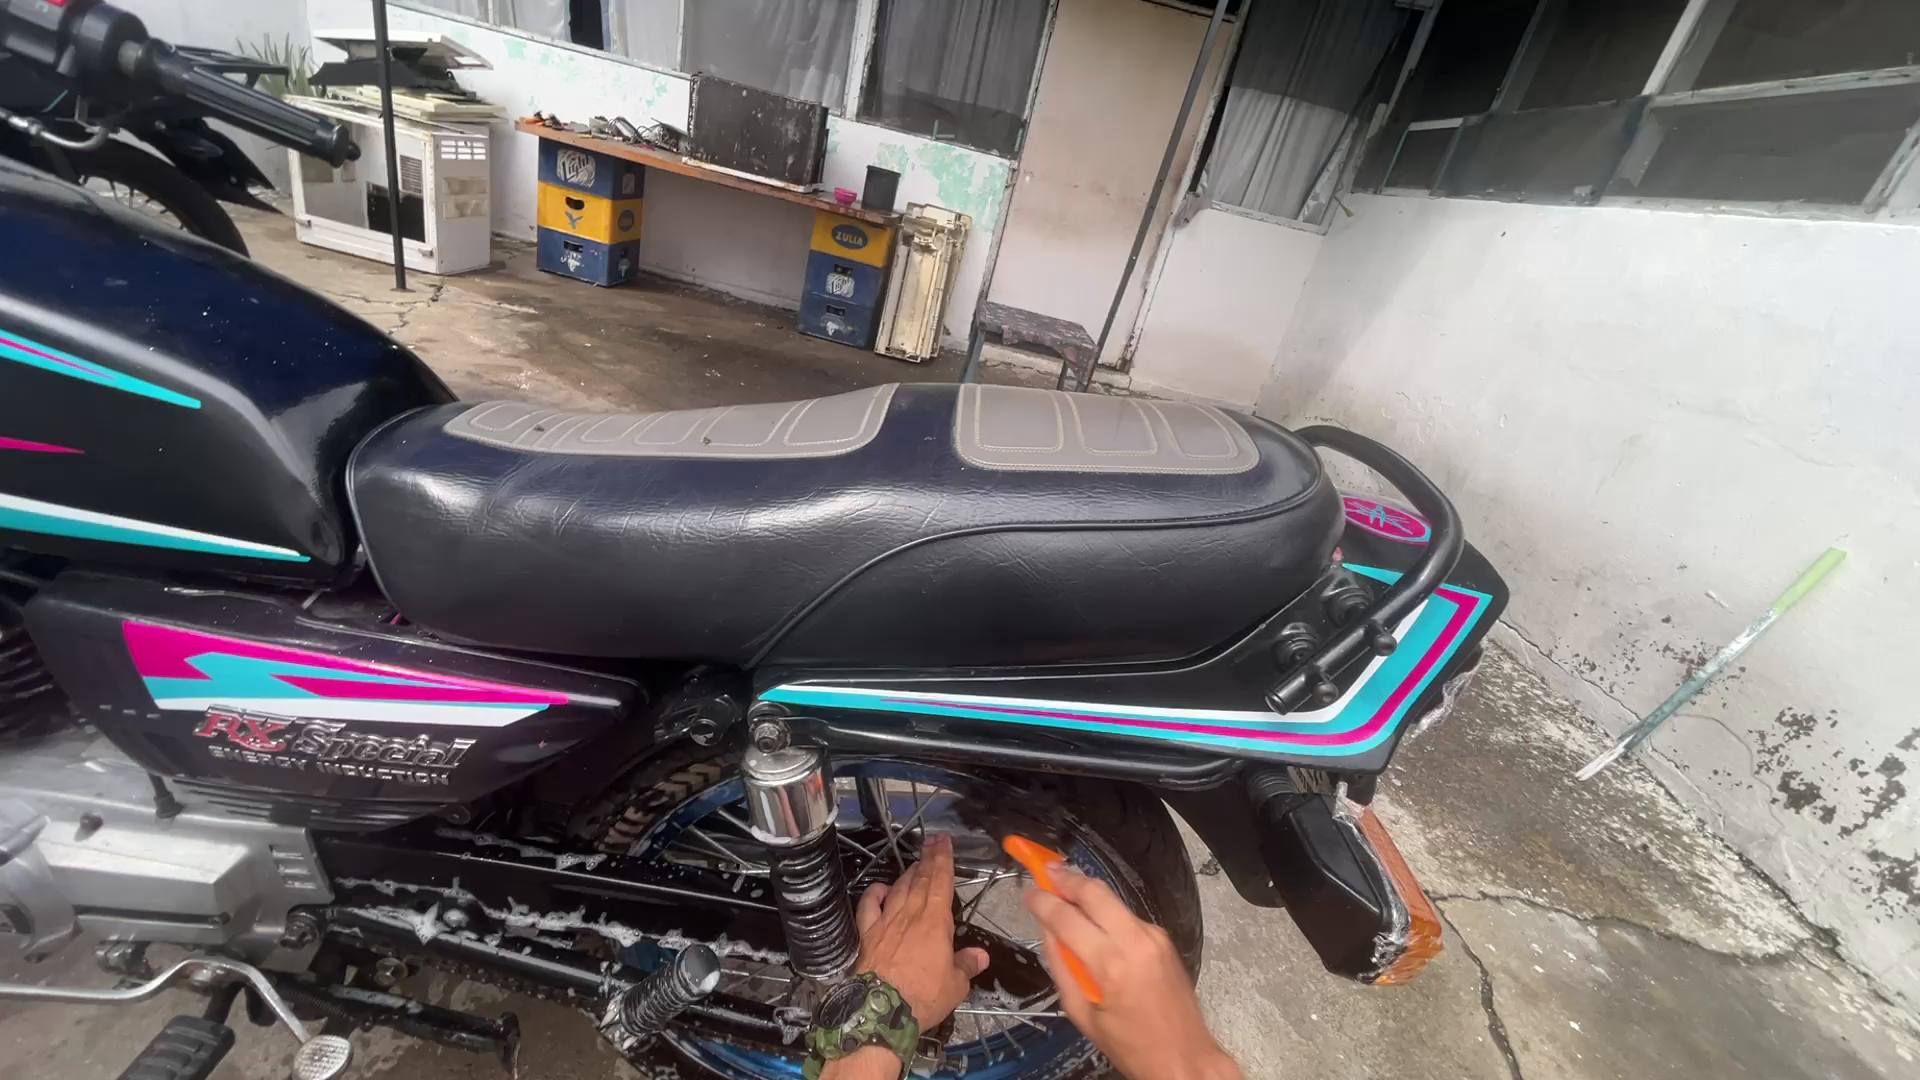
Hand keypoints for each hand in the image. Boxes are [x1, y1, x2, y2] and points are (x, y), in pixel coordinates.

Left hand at [851, 832, 990, 1028]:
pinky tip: (881, 887)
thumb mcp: (955, 986)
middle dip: (928, 857)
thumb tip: (981, 956)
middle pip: (921, 878)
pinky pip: (869, 905)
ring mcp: (886, 921)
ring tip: (916, 864)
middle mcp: (910, 913)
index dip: (943, 858)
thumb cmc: (922, 997)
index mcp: (935, 920)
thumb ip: (967, 966)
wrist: (880, 1011)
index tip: (944, 840)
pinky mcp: (867, 933)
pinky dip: (875, 892)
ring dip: (908, 873)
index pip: (941, 880)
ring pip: (899, 888)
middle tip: (932, 841)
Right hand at [1024, 864, 1241, 1079]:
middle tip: (1045, 869)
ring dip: (1085, 889)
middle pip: (1093, 891)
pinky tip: (1094, 920)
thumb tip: (1047, 930)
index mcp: (1110, 964)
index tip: (1028, 892)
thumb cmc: (1131, 1046)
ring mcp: (1152, 934)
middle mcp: (1133, 939)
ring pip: (1111, 897)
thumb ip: (1061, 967)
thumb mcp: (1083, 1014)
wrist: (1187, 1059)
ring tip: (1063, 885)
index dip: (1042, 901)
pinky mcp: (1162, 936)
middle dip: (1066, 876)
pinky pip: (1125, 914)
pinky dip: (1106, 911)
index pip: (1066, 918)